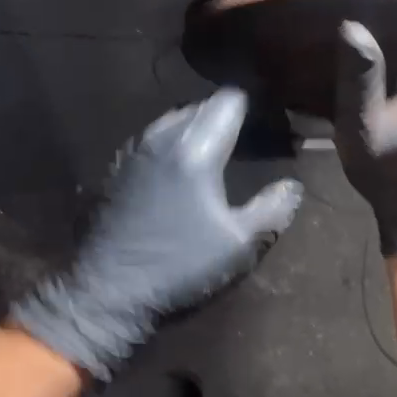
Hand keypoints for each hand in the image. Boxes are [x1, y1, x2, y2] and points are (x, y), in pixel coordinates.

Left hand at [11, 89, 303, 379]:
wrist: (103, 295)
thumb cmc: (178, 268)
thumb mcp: (238, 245)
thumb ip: (273, 209)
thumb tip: (293, 185)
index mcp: (196, 148)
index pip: (228, 100)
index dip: (250, 106)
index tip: (265, 122)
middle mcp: (162, 137)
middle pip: (200, 105)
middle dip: (223, 116)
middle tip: (244, 140)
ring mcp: (134, 151)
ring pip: (173, 120)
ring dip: (194, 129)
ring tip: (212, 154)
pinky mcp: (115, 169)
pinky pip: (151, 139)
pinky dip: (170, 145)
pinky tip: (176, 173)